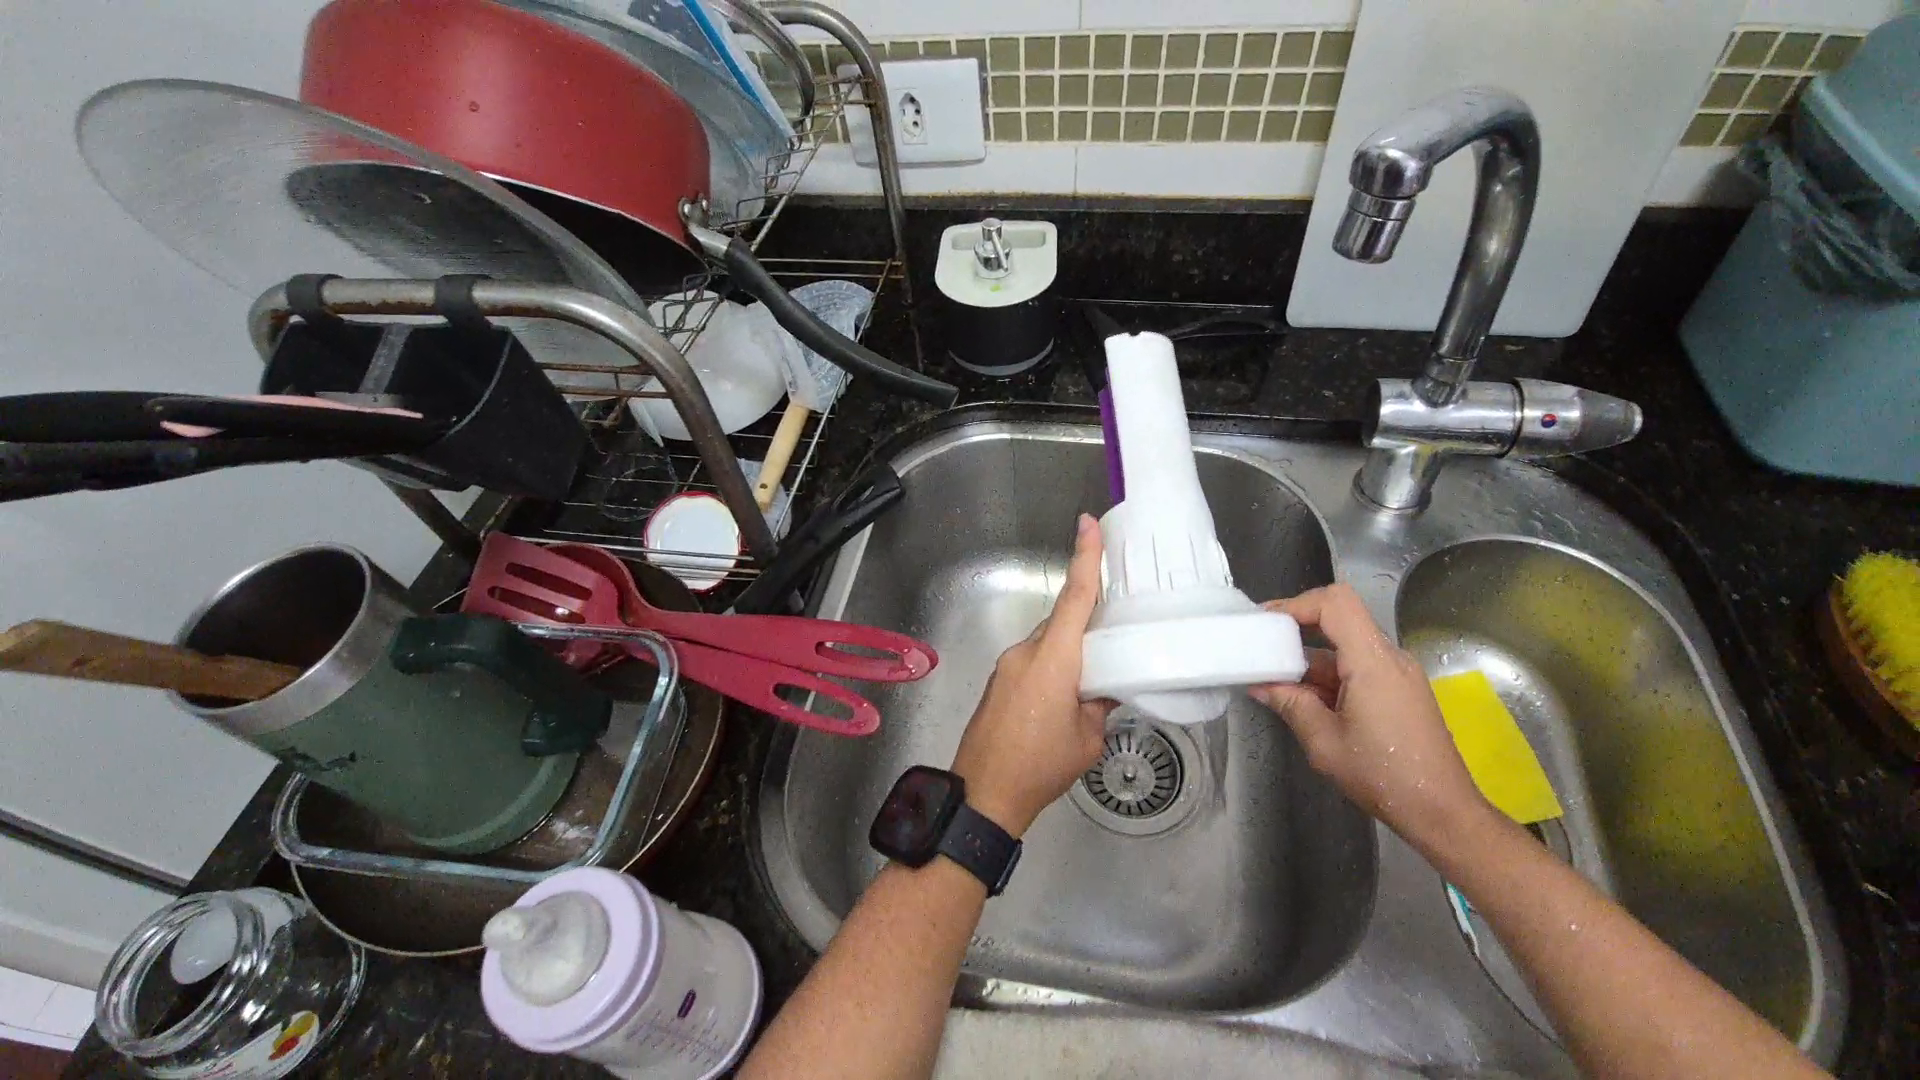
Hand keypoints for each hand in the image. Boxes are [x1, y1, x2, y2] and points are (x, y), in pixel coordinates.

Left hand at [950, 514, 1114, 837]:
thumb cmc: (1040, 766)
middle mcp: (1026, 652)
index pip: (1074, 599)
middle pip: (1062, 620)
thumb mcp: (1087, 739)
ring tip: (1097, 670)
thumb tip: (1106, 689)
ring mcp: (1007, 666)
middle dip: (1088, 619)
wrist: (984, 795)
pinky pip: (1033, 659)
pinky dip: (1054, 663)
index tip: (1088, 525)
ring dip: (1071, 648)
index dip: (1084, 559)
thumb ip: (1100, 704)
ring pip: (1047, 642)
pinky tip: (1068, 690)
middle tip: (1120, 625)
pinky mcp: (999, 681)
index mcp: (1052, 659)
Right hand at [1250, 584, 1495, 852]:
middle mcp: (1390, 659)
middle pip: (1340, 621)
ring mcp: (1399, 675)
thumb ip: (1290, 705)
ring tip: (1276, 686)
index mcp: (1372, 662)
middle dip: (1297, 633)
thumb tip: (1262, 686)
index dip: (1297, 604)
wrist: (1441, 811)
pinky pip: (1359, 669)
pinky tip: (1306, 703)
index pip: (1335, 603)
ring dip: (1310, 663)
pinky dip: (1329, 678)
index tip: (1266, 622)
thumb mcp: (1324, 742)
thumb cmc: (1382, 775)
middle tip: (1263, 652)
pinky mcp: (1401, 692)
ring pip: (1346, 648)